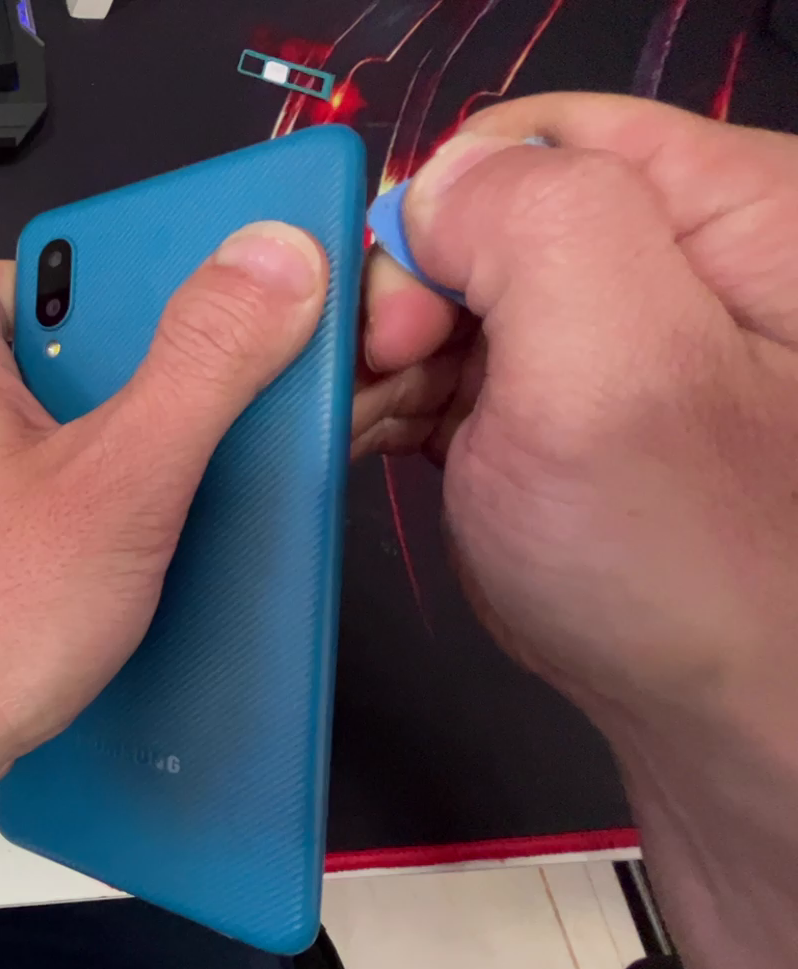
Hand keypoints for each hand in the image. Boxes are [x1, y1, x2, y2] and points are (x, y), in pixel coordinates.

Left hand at [0, 223, 328, 796]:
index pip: (0, 274)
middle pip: (39, 352)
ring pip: (47, 433)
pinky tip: (141, 542)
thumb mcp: (118, 480)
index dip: (77, 269)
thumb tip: (265, 261)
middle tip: (196, 394)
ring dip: (118, 442)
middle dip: (127, 367)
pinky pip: (38, 497)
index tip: (152, 292)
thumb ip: (197, 365)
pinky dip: (91, 503)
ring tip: (186, 473)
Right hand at [352, 93, 797, 724]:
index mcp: (728, 216)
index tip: (409, 326)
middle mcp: (653, 266)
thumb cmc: (685, 559)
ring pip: (428, 298)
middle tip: (390, 383)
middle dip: (398, 302)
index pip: (535, 140)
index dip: (443, 217)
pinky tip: (374, 438)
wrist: (708, 695)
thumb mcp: (614, 379)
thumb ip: (538, 236)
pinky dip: (380, 398)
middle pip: (468, 223)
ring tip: (373, 426)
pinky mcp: (525, 402)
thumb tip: (437, 183)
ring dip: (377, 361)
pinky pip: (425, 363)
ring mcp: (583, 340)